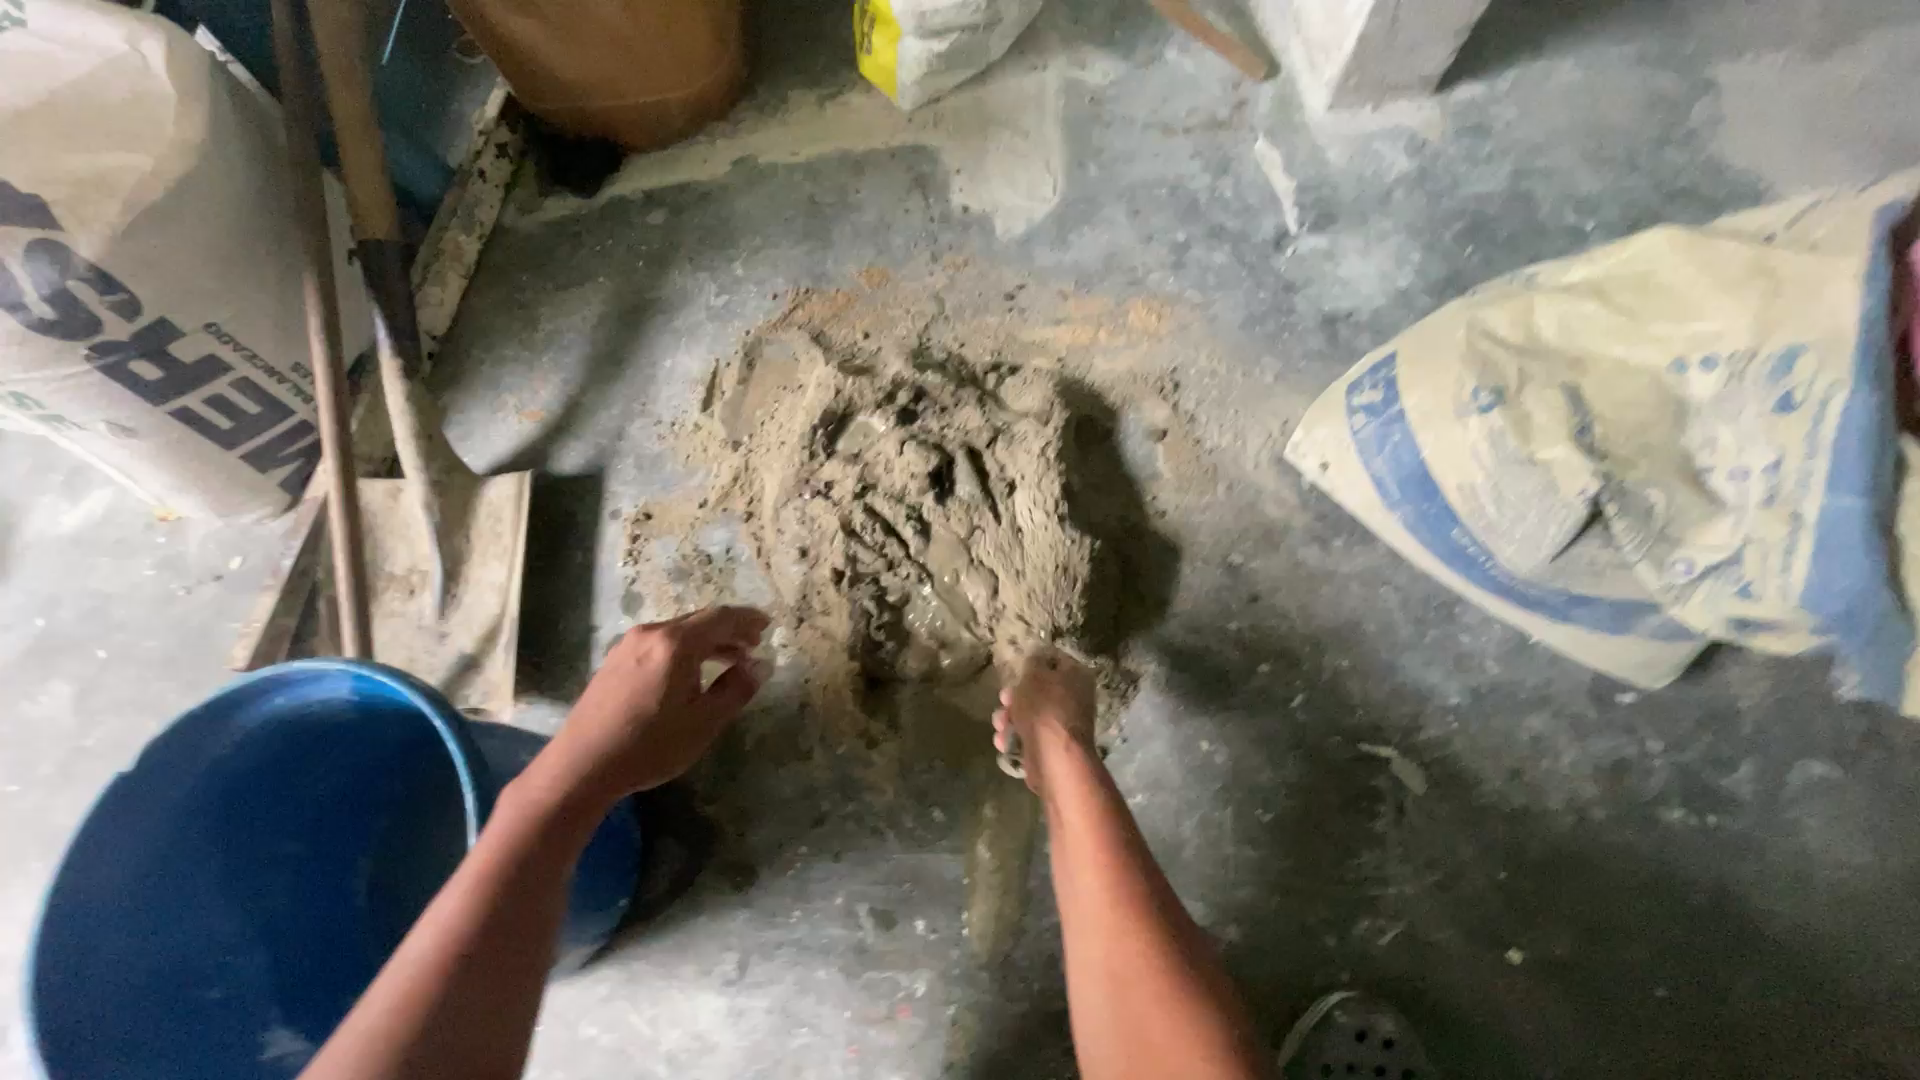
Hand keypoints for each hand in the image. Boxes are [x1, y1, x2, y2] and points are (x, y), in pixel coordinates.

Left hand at [531, 606, 770, 804]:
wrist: (582, 766)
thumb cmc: (650, 745)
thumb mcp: (704, 721)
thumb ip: (736, 689)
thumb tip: (761, 666)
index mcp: (676, 643)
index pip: (721, 618)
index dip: (747, 619)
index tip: (767, 627)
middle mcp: (651, 633)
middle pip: (699, 621)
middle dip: (730, 630)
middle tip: (753, 646)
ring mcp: (628, 646)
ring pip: (678, 632)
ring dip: (707, 641)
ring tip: (728, 661)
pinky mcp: (615, 661)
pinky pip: (660, 643)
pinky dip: (685, 649)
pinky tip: (691, 672)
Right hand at [992, 647, 1096, 796]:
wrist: (1053, 756)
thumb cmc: (1044, 708)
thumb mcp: (1033, 676)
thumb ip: (1033, 662)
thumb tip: (1036, 657)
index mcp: (1077, 676)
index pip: (1055, 659)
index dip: (1034, 661)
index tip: (1016, 666)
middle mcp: (1074, 698)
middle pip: (1038, 689)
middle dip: (1016, 695)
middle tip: (1004, 698)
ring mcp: (1062, 724)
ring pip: (1029, 713)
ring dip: (1009, 717)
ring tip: (1001, 724)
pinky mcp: (1050, 745)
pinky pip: (1028, 734)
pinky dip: (1014, 737)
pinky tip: (1004, 741)